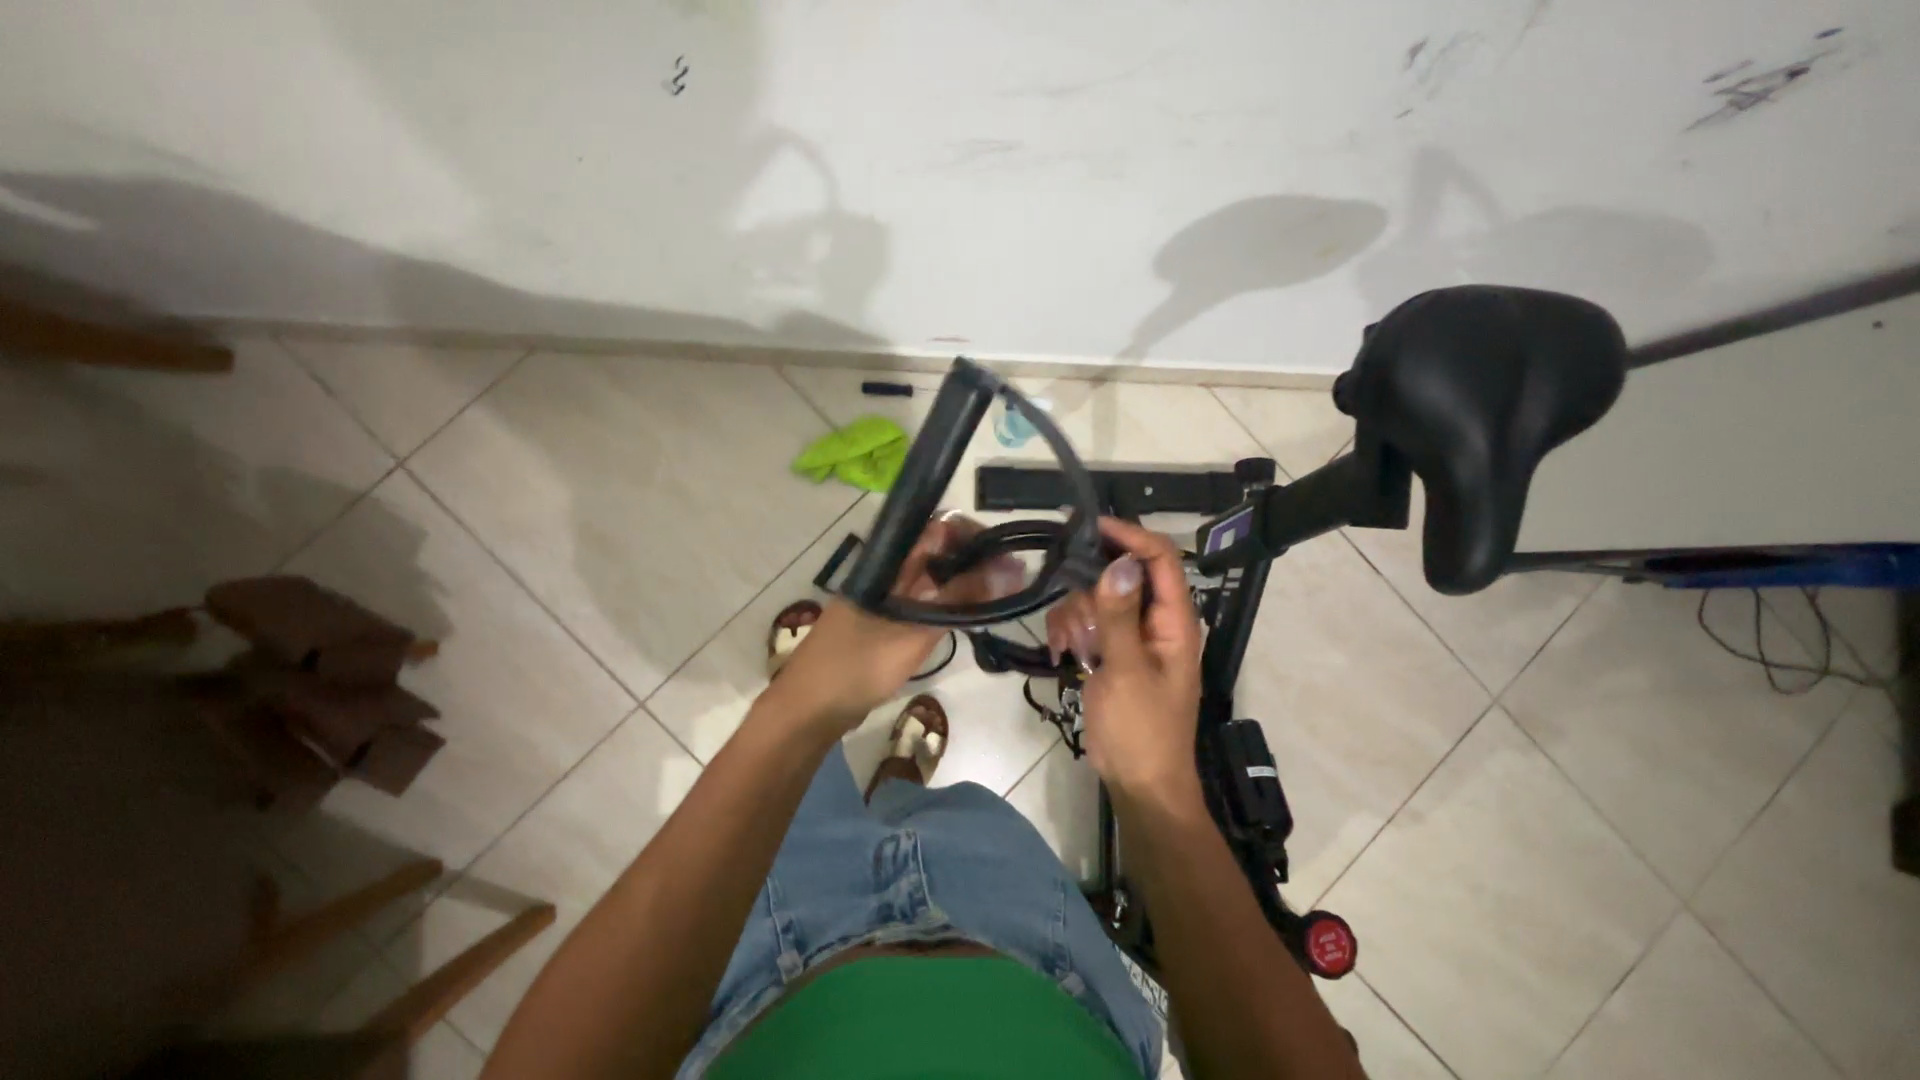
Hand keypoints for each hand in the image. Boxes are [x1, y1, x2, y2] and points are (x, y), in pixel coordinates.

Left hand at [774, 514, 1020, 727]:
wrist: (809, 711)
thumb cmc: (857, 667)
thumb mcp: (914, 633)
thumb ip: (960, 600)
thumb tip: (1010, 568)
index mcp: (884, 564)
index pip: (932, 528)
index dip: (968, 531)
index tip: (1003, 547)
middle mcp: (885, 575)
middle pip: (934, 552)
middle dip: (972, 558)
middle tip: (1012, 574)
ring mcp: (884, 601)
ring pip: (930, 580)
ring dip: (963, 582)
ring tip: (1004, 593)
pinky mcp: (886, 627)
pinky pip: (923, 605)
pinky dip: (949, 605)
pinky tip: (973, 615)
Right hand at [1047, 519, 1202, 798]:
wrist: (1139, 783)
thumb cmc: (1143, 730)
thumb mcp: (1128, 672)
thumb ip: (1119, 615)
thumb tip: (1119, 562)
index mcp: (1175, 622)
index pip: (1160, 559)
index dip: (1130, 537)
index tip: (1089, 526)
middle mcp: (1155, 623)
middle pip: (1121, 575)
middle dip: (1090, 591)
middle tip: (1074, 619)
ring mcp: (1131, 639)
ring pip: (1097, 599)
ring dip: (1076, 616)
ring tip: (1070, 649)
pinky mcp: (1110, 655)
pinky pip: (1086, 624)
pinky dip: (1070, 633)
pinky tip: (1060, 654)